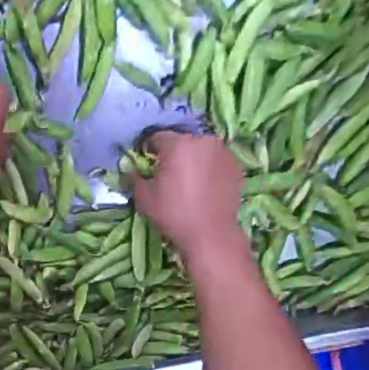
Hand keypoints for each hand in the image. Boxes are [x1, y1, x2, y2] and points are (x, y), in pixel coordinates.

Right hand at [133, 131, 246, 265]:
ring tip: (188, 180)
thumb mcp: (143, 197)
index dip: (148, 149)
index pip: (157, 137)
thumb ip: (135, 177)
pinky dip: (209, 168)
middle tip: (167, 174)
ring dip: (192, 160)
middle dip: (173, 154)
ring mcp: (223, 151)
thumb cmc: (172, 213)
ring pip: (201, 150)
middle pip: (182, 142)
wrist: (210, 232)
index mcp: (177, 144)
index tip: (145, 163)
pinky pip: (216, 160)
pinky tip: (204, 186)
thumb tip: (132, 170)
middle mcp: (203, 140)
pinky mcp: (236, 164)